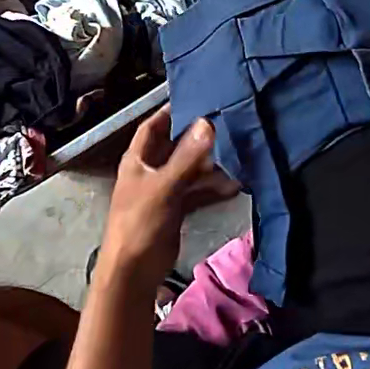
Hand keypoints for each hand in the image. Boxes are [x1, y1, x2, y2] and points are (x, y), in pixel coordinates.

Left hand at [93, 106, 237, 299]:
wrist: (133, 271)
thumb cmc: (140, 223)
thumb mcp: (164, 186)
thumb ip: (187, 156)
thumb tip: (207, 122)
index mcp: (137, 160)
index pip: (153, 127)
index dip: (169, 112)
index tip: (194, 97)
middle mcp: (149, 171)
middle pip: (175, 147)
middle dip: (198, 138)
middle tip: (227, 125)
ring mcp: (163, 191)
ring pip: (189, 171)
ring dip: (209, 166)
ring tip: (236, 156)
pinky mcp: (174, 210)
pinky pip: (195, 193)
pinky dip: (211, 189)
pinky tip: (234, 186)